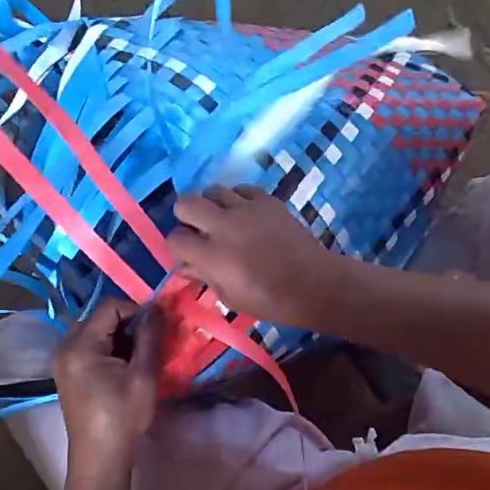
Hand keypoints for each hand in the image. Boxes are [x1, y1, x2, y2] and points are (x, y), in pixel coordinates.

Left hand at [54, 299, 160, 480]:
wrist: (100, 458)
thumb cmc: (123, 417)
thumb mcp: (143, 375)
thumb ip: (149, 337)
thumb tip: (157, 308)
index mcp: (80, 345)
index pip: (109, 306)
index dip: (136, 310)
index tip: (155, 328)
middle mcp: (65, 346)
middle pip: (99, 316)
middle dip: (127, 323)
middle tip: (148, 342)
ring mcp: (62, 359)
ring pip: (94, 330)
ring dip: (118, 335)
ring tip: (138, 355)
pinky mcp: (66, 371)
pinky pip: (87, 345)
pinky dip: (107, 348)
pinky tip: (123, 366)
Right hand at [168, 185, 349, 325]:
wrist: (313, 283)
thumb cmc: (269, 300)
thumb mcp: (230, 298)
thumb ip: (204, 277)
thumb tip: (184, 266)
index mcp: (212, 255)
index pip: (175, 239)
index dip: (178, 246)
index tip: (187, 253)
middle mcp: (223, 226)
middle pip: (186, 203)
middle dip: (185, 216)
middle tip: (198, 229)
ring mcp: (246, 209)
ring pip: (212, 189)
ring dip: (211, 204)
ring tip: (221, 219)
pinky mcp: (267, 200)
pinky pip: (241, 189)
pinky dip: (237, 198)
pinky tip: (243, 213)